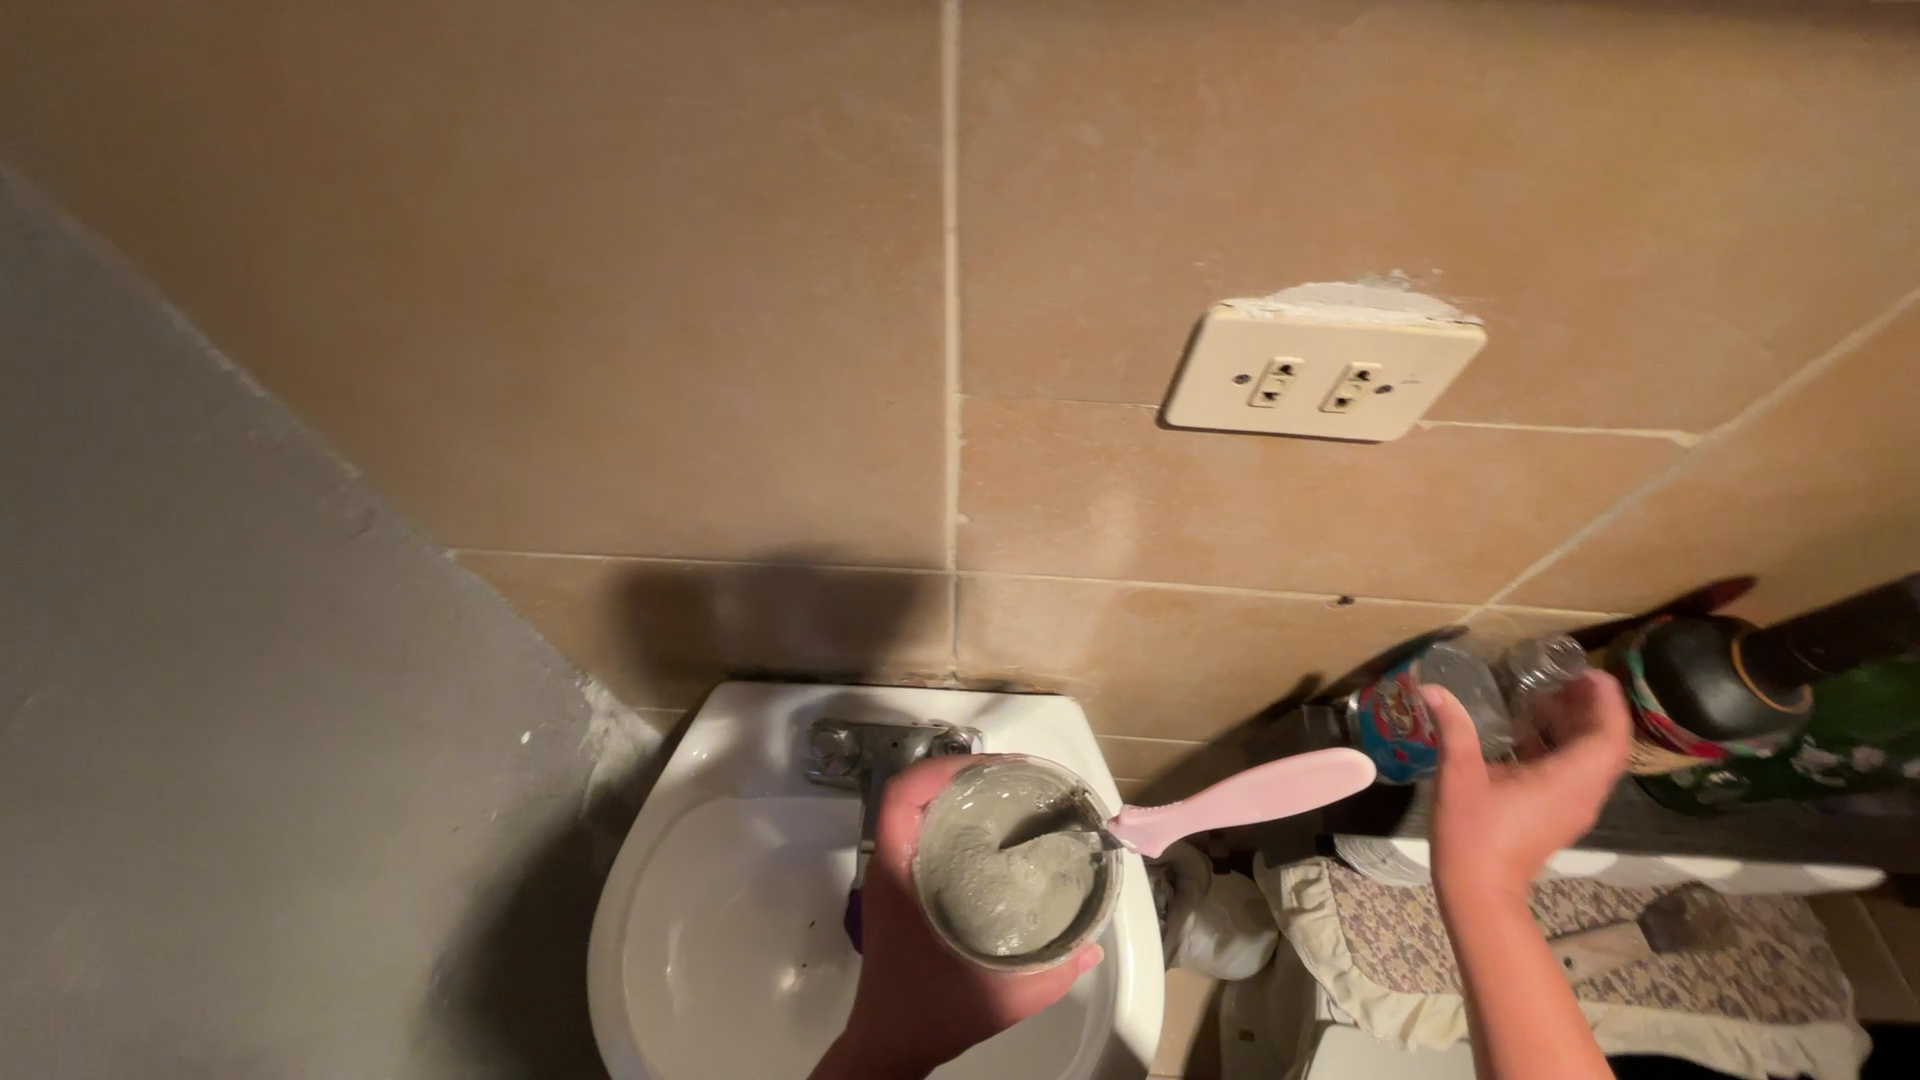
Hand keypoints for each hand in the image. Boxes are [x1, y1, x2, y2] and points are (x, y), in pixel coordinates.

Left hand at [815, 755, 1102, 1078]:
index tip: (992, 770)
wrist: (888, 1046)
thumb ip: (1051, 974)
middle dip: (959, 774)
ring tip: (1005, 794)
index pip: (903, 795)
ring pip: (916, 810)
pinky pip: (920, 831)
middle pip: (914, 793)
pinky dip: (949, 817)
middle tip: (1011, 778)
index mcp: (897, 875)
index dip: (942, 769)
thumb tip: (1091, 945)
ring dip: (954, 793)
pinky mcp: (899, 886)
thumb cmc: (931, 1013)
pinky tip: (988, 833)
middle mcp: (888, 865)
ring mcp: (890, 874)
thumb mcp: (999, 997)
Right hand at [1424, 671, 1631, 903]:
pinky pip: (1575, 772)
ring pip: (1592, 758)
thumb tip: (1432, 688)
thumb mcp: (1459, 773)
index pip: (1610, 735)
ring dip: (1576, 726)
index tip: (1587, 672)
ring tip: (1544, 697)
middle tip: (1561, 676)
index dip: (1606, 701)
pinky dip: (1561, 746)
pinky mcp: (1559, 813)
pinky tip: (1526, 733)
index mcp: (1568, 780)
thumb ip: (1453, 727)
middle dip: (1591, 707)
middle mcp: (1583, 792)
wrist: (1479, 885)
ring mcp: (1574, 805)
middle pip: (1605, 743)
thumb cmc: (1473, 828)